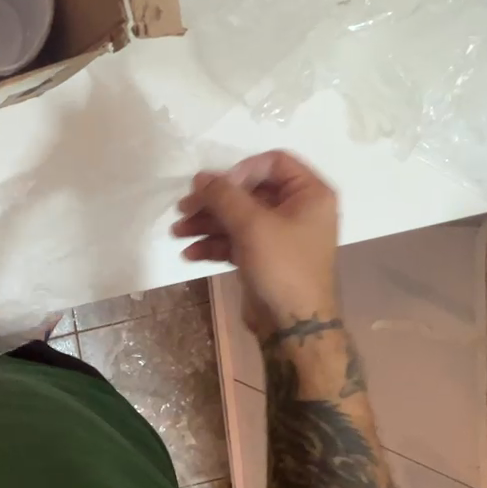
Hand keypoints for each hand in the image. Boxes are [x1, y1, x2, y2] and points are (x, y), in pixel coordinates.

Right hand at [174, 151, 339, 337]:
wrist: (292, 323)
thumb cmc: (282, 267)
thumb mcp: (253, 225)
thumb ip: (224, 196)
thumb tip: (200, 177)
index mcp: (309, 194)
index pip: (273, 163)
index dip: (240, 171)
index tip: (214, 188)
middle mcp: (296, 210)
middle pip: (248, 193)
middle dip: (214, 202)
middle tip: (183, 209)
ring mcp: (278, 236)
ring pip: (237, 219)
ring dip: (206, 224)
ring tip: (177, 233)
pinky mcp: (262, 258)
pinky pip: (235, 242)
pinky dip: (213, 245)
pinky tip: (190, 254)